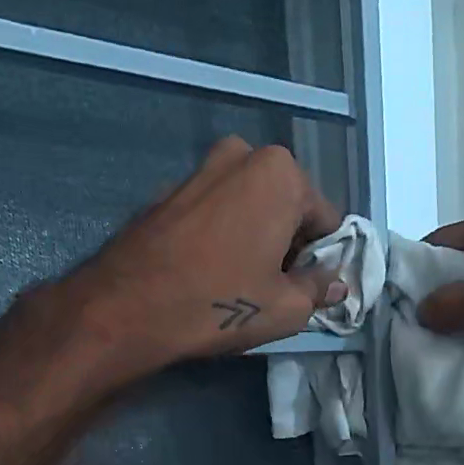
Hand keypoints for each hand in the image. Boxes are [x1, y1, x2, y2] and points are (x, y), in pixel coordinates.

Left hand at [52, 136, 343, 372]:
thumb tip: (334, 284)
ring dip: (255, 236)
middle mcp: (242, 156)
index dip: (322, 258)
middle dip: (288, 241)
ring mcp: (200, 169)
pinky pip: (216, 212)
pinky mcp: (168, 191)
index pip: (326, 220)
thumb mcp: (287, 308)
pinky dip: (222, 235)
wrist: (128, 308)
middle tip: (273, 284)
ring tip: (239, 278)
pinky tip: (208, 270)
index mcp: (281, 173)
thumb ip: (319, 290)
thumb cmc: (220, 303)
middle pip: (286, 206)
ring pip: (249, 206)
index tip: (307, 287)